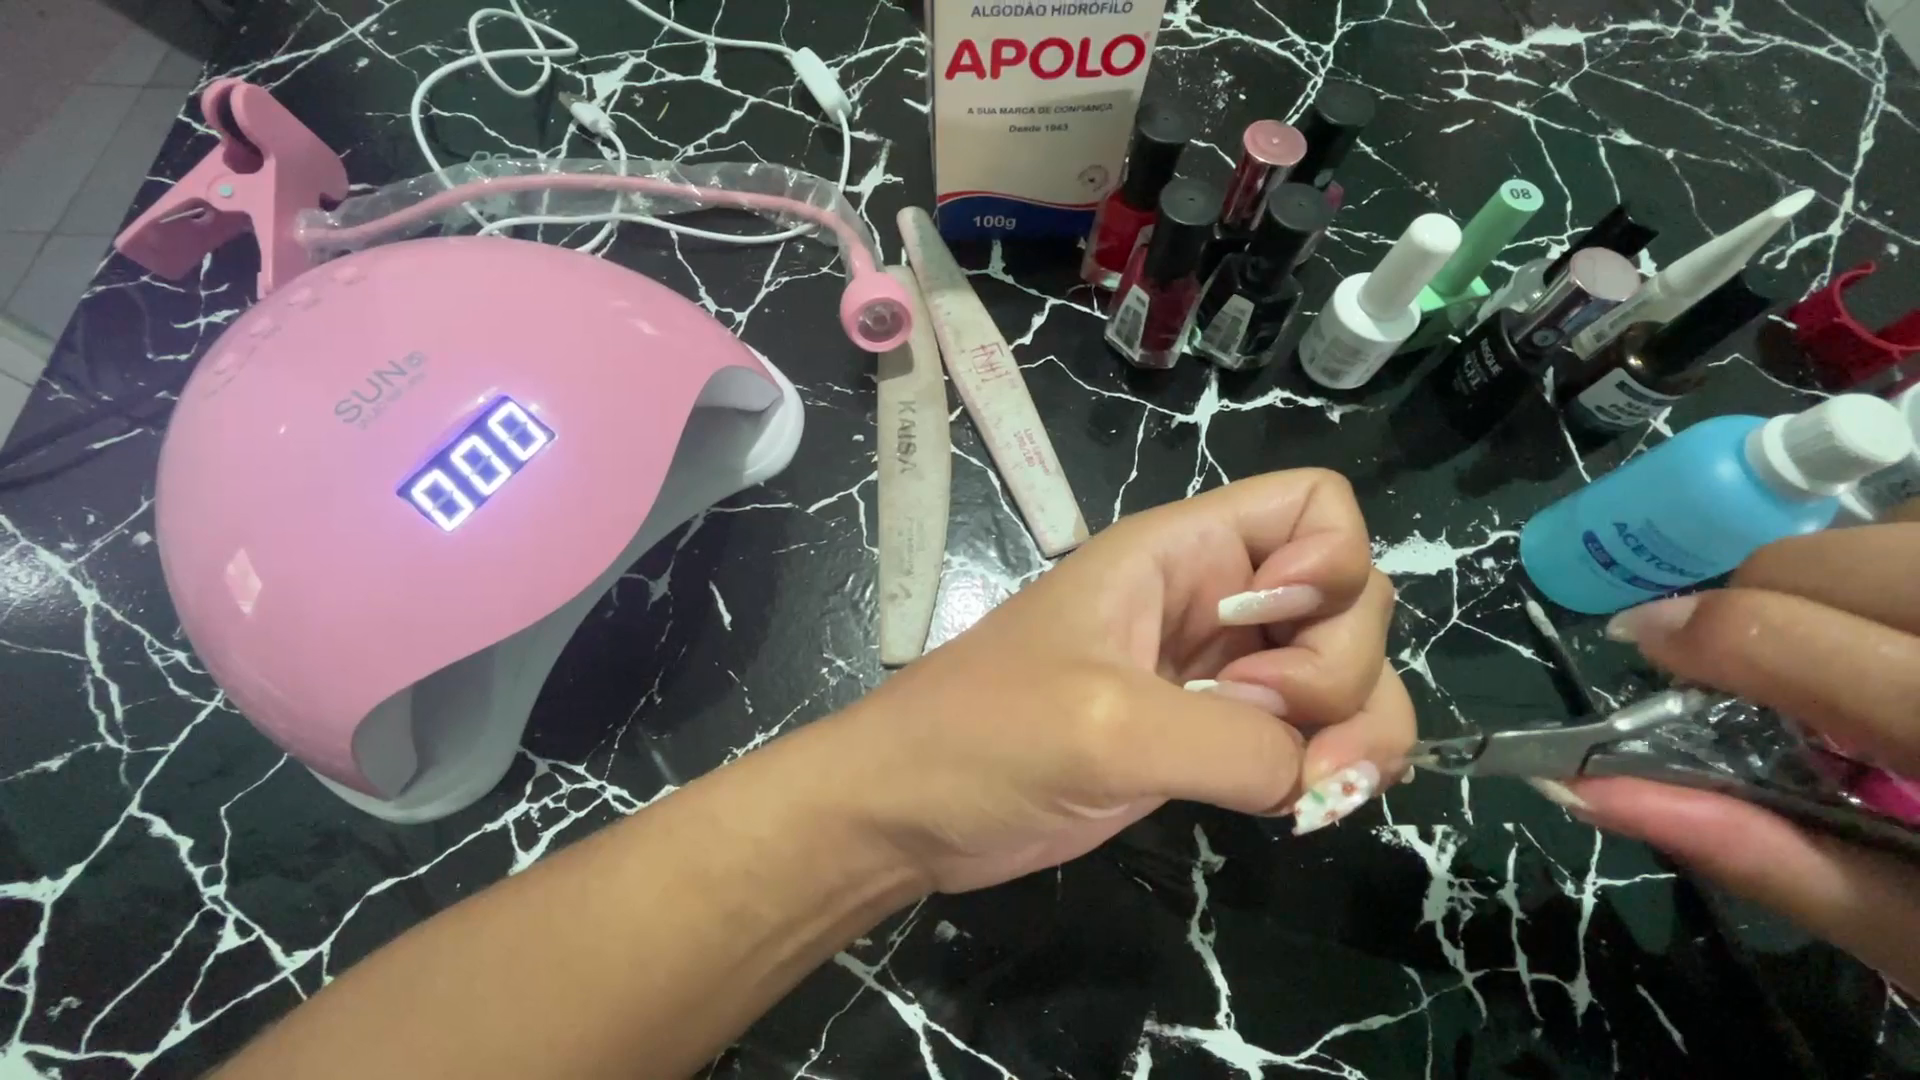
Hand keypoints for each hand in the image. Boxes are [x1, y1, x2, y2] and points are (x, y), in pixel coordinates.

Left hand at [791, 469, 1412, 893]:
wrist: (916, 807)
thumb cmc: (987, 736)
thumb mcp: (1107, 724)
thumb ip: (1232, 740)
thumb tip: (1315, 771)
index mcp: (1175, 554)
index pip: (1314, 505)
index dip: (1330, 563)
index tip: (1275, 630)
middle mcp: (1208, 599)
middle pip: (1350, 598)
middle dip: (1338, 669)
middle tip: (1260, 718)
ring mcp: (1213, 670)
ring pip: (1344, 672)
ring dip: (1358, 728)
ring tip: (1310, 790)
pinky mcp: (1208, 735)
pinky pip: (1310, 736)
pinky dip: (1332, 767)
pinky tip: (1299, 804)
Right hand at [1568, 522, 1919, 990]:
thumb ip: (1767, 854)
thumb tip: (1583, 786)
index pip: (1783, 637)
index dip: (1690, 634)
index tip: (1653, 644)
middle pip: (1846, 558)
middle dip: (1768, 596)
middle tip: (1767, 661)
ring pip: (1917, 525)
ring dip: (1858, 571)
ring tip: (1870, 642)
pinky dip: (1916, 559)